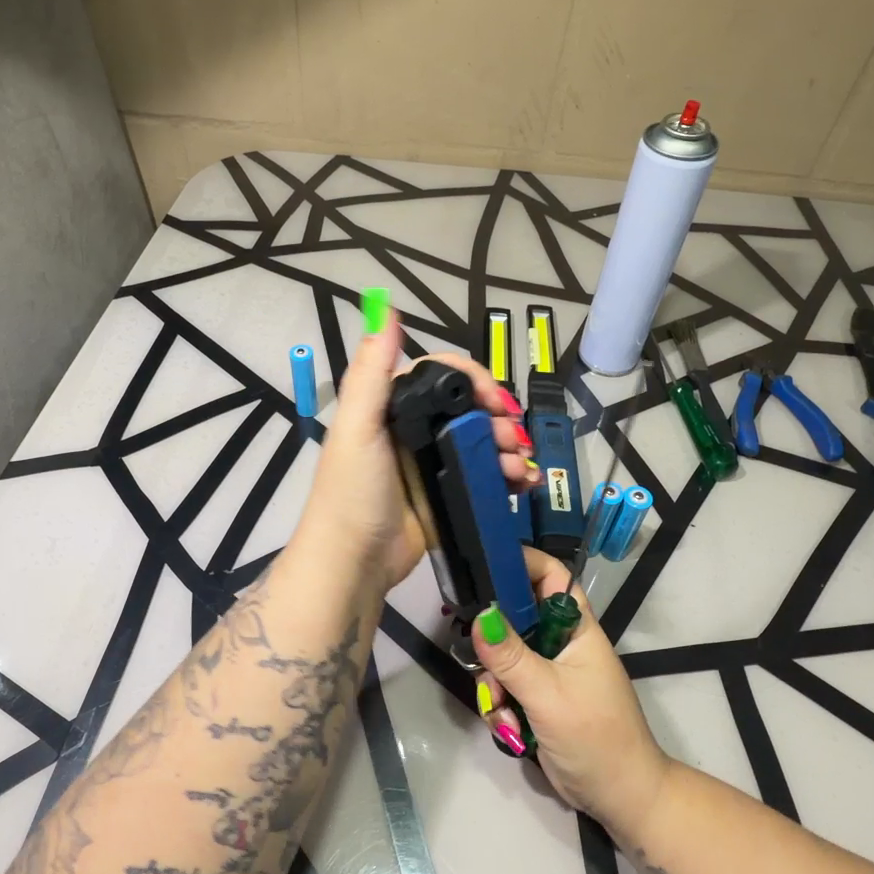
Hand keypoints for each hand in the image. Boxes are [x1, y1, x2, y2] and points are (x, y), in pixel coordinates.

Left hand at [290, 309, 534, 587]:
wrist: (353, 563)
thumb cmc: (351, 491)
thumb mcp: (357, 427)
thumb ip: (371, 372)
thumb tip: (384, 310)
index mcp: (390, 409)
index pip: (439, 376)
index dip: (471, 379)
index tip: (492, 397)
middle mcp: (412, 432)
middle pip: (467, 409)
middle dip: (498, 418)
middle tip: (514, 435)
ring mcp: (432, 467)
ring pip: (481, 443)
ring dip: (508, 448)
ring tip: (519, 466)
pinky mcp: (447, 498)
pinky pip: (484, 478)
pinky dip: (507, 477)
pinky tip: (522, 484)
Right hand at [473, 548, 670, 833]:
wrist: (620, 797)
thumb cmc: (596, 736)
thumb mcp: (548, 694)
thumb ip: (510, 656)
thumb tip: (478, 615)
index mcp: (576, 629)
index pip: (550, 576)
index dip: (521, 564)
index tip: (482, 566)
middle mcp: (560, 643)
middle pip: (513, 618)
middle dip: (491, 641)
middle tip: (475, 653)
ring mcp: (547, 673)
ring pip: (502, 658)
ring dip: (494, 685)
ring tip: (504, 712)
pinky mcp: (536, 700)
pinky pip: (504, 689)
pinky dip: (500, 707)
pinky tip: (509, 730)